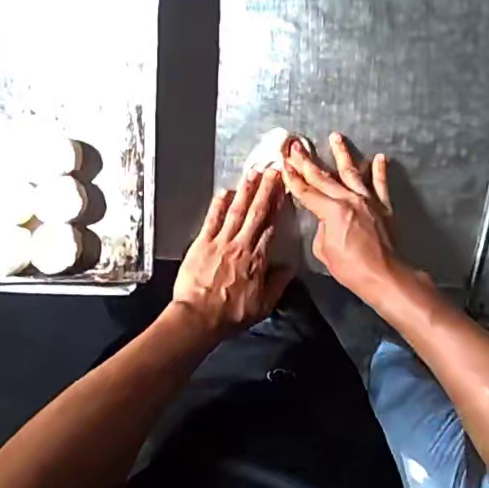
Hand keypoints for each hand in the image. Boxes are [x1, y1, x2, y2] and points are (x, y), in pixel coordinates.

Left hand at [171, 169, 294, 336]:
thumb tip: (289, 267)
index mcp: (258, 260)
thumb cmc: (231, 314)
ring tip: (253, 173)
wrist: (198, 317)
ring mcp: (220, 242)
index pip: (271, 228)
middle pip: (256, 213)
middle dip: (266, 190)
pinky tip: (224, 192)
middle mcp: (241, 246)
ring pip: (236, 211)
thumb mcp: (263, 305)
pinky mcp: (201, 244)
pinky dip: (218, 205)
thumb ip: (278, 283)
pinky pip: (212, 220)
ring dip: (246, 191)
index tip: (284, 192)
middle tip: (273, 171)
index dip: (278, 208)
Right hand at [280, 133, 415, 301]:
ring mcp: (368, 201)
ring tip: (336, 136)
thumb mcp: (323, 250)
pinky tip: (379, 157)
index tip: (282, 163)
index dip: (292, 177)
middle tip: (296, 145)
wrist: (384, 275)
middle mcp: (349, 199)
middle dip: (306, 160)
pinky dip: (379, 171)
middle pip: (323, 176)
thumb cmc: (350, 267)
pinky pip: (381, 186)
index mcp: (331, 210)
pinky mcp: (384, 208)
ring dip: (342, 153)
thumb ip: (322, 229)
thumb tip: (327, 221)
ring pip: (352, 172)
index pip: (306, 190)